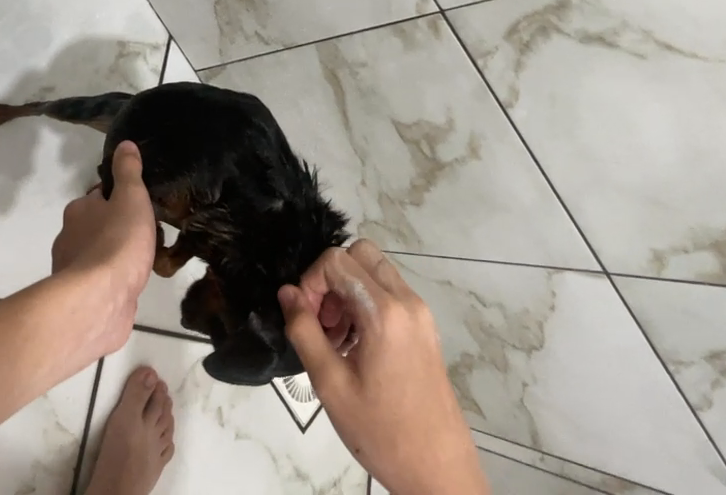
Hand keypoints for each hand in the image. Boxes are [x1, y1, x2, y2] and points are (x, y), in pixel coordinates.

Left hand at [50, 141, 155, 357]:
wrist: (100, 300)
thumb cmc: (117, 242)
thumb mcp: (130, 198)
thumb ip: (128, 172)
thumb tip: (125, 144)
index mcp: (79, 209)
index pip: (99, 197)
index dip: (120, 199)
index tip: (140, 205)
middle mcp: (69, 236)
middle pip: (97, 226)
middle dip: (118, 229)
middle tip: (147, 234)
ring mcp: (72, 269)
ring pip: (98, 255)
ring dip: (116, 257)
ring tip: (144, 260)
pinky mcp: (81, 296)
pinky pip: (101, 282)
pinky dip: (114, 282)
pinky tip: (132, 285)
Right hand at [279, 241, 488, 494]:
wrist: (439, 471)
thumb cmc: (381, 431)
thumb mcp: (330, 384)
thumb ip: (304, 330)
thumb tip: (287, 292)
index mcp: (384, 312)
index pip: (336, 260)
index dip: (311, 281)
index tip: (305, 318)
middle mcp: (407, 301)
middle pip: (360, 254)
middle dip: (331, 278)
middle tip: (322, 321)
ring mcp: (420, 314)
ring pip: (375, 272)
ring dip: (348, 290)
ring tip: (337, 339)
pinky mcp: (425, 328)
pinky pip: (389, 294)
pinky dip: (366, 303)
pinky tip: (356, 347)